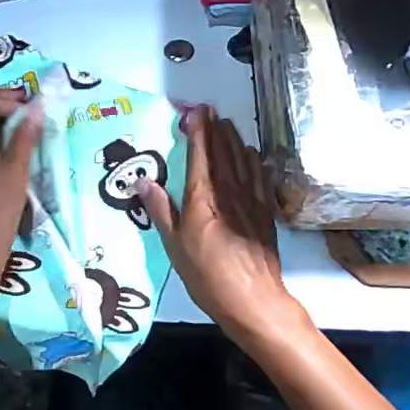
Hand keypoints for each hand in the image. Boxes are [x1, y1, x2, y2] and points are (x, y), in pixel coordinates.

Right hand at [138, 107, 306, 343]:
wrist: (253, 299)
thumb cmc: (207, 276)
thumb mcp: (174, 246)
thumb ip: (161, 210)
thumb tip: (144, 181)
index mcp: (202, 199)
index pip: (199, 156)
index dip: (197, 132)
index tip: (195, 112)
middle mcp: (228, 192)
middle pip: (222, 152)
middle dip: (215, 129)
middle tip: (210, 110)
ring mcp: (250, 201)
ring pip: (242, 160)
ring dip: (234, 139)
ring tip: (227, 124)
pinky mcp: (264, 212)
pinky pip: (259, 177)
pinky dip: (253, 160)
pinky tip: (251, 154)